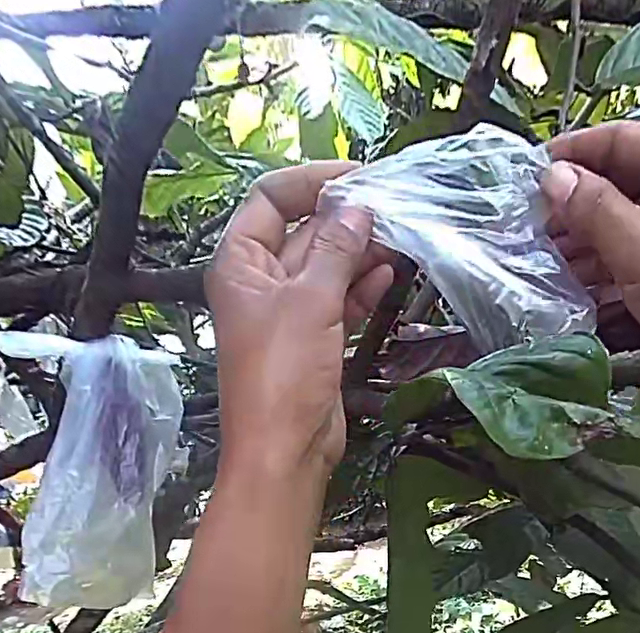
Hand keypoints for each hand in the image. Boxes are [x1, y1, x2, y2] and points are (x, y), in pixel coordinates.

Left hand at [207, 162, 395, 480]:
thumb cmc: (283, 373)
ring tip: (399, 236)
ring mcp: (289, 315)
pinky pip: (338, 302)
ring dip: (359, 253)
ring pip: (326, 268)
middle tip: (392, 207)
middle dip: (345, 220)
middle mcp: (261, 284)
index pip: (271, 200)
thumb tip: (358, 208)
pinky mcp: (313, 341)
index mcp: (241, 263)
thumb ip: (335, 249)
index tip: (358, 177)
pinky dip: (360, 288)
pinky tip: (387, 273)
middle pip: (304, 233)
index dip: (312, 182)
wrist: (285, 450)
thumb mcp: (309, 301)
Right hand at [542, 122, 639, 343]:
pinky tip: (557, 279)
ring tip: (533, 257)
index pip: (618, 139)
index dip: (569, 155)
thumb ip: (593, 208)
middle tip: (522, 226)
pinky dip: (586, 265)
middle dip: (567, 205)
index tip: (523, 176)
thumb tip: (549, 177)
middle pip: (609, 181)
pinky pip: (613, 252)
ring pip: (607, 221)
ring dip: (572, 240)